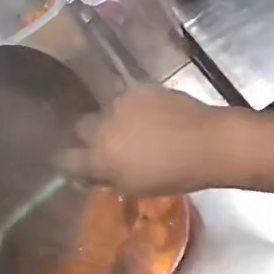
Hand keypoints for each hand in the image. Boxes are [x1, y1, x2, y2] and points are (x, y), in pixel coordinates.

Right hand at [56, 86, 239, 195]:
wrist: (208, 143)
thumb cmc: (174, 175)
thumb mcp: (135, 187)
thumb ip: (107, 178)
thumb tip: (90, 175)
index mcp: (99, 158)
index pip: (65, 158)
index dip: (65, 161)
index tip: (70, 162)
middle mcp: (102, 127)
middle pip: (81, 127)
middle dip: (89, 135)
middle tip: (109, 144)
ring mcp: (119, 103)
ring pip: (105, 108)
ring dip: (113, 118)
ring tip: (136, 125)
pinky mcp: (137, 87)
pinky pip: (126, 95)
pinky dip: (133, 104)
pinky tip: (150, 111)